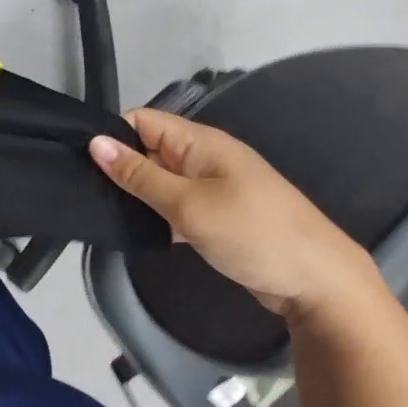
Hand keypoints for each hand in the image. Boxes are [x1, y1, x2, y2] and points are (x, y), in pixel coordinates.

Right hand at [89, 109, 380, 320]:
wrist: (322, 285)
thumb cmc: (254, 234)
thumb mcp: (187, 205)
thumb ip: (139, 175)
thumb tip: (95, 142)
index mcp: (200, 142)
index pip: (141, 121)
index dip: (112, 136)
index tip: (85, 163)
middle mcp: (205, 157)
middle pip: (148, 149)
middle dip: (121, 167)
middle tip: (90, 192)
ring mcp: (214, 187)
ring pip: (161, 179)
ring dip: (139, 194)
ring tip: (106, 212)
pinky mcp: (218, 215)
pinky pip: (177, 204)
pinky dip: (159, 215)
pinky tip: (139, 231)